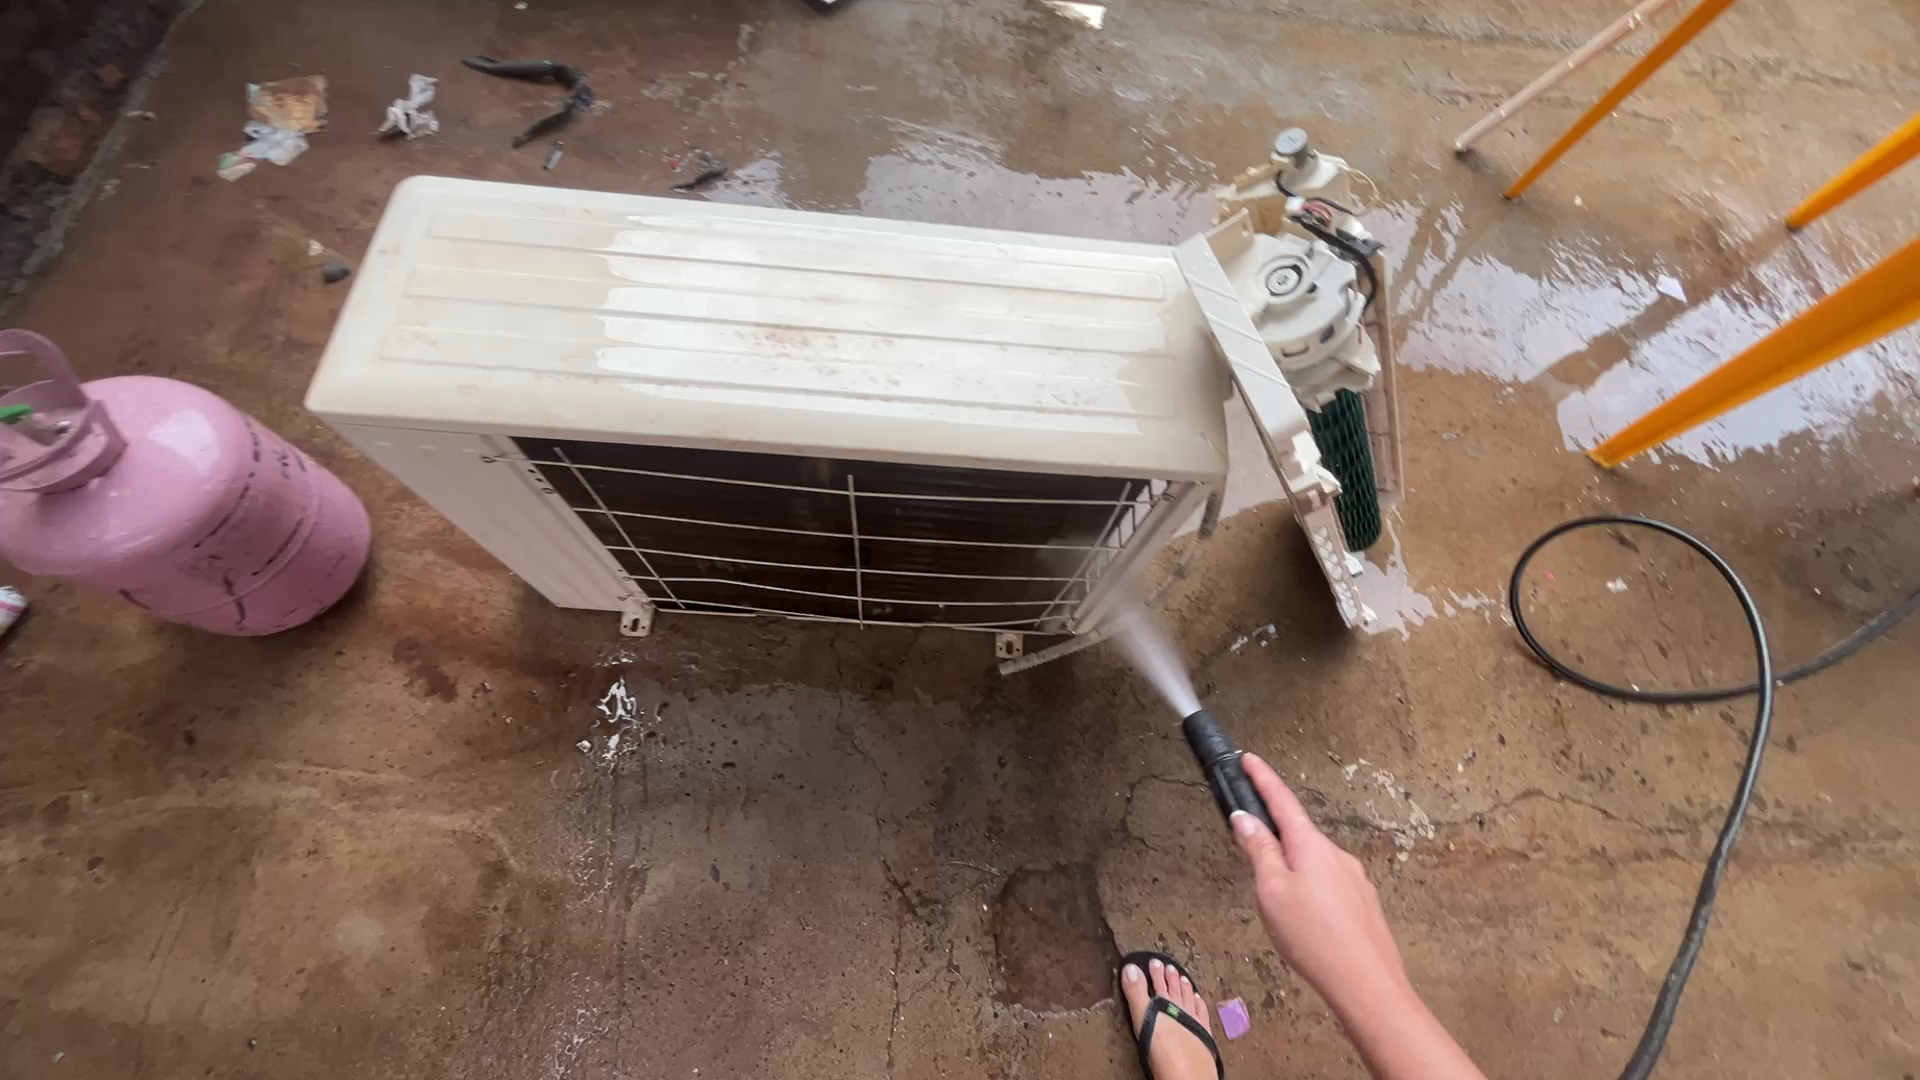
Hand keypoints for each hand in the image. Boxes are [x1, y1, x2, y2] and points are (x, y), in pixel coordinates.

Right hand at [1230, 753, 1409, 1015]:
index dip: (1262, 778)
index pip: (1281, 800)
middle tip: (1254, 862)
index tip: (1249, 758)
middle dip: (1274, 841)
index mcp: (1310, 845)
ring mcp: (1354, 879)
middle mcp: (1336, 854)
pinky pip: (1328, 886)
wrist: (1368, 987)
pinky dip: (1311, 892)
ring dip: (1292, 872)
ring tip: (1281, 909)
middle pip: (1296, 834)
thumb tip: (1245, 819)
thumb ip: (1258, 850)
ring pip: (1312, 863)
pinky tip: (1306, 922)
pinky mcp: (1363, 905)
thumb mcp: (1271, 890)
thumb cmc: (1314, 937)